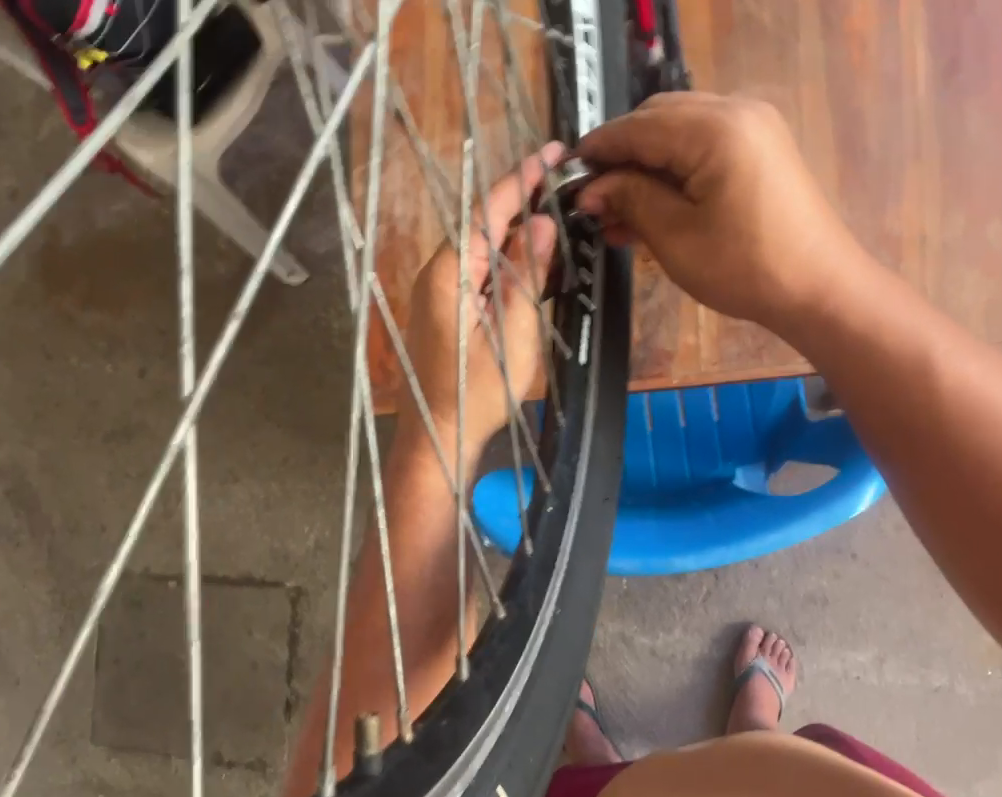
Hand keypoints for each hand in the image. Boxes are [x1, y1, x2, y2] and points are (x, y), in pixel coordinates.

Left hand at [404, 145, 562, 464]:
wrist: (439, 439)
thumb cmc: (477, 395)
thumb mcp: (512, 336)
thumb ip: (526, 277)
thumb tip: (542, 224)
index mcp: (449, 275)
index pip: (486, 211)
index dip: (521, 179)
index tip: (552, 152)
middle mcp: (439, 276)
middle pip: (483, 225)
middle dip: (522, 200)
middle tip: (563, 177)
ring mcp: (440, 295)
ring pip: (483, 250)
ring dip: (517, 233)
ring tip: (557, 212)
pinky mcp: (448, 313)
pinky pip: (480, 275)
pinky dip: (507, 263)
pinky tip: (534, 260)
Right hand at [575, 93, 875, 330]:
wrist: (818, 288)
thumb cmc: (744, 268)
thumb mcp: (675, 237)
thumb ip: (630, 200)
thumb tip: (591, 188)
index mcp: (714, 128)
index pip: (638, 127)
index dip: (598, 153)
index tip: (566, 181)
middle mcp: (735, 111)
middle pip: (657, 119)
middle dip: (621, 157)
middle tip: (592, 201)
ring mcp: (752, 127)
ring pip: (678, 132)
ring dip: (644, 167)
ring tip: (615, 215)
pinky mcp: (760, 149)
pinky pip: (702, 147)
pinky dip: (672, 172)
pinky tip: (648, 209)